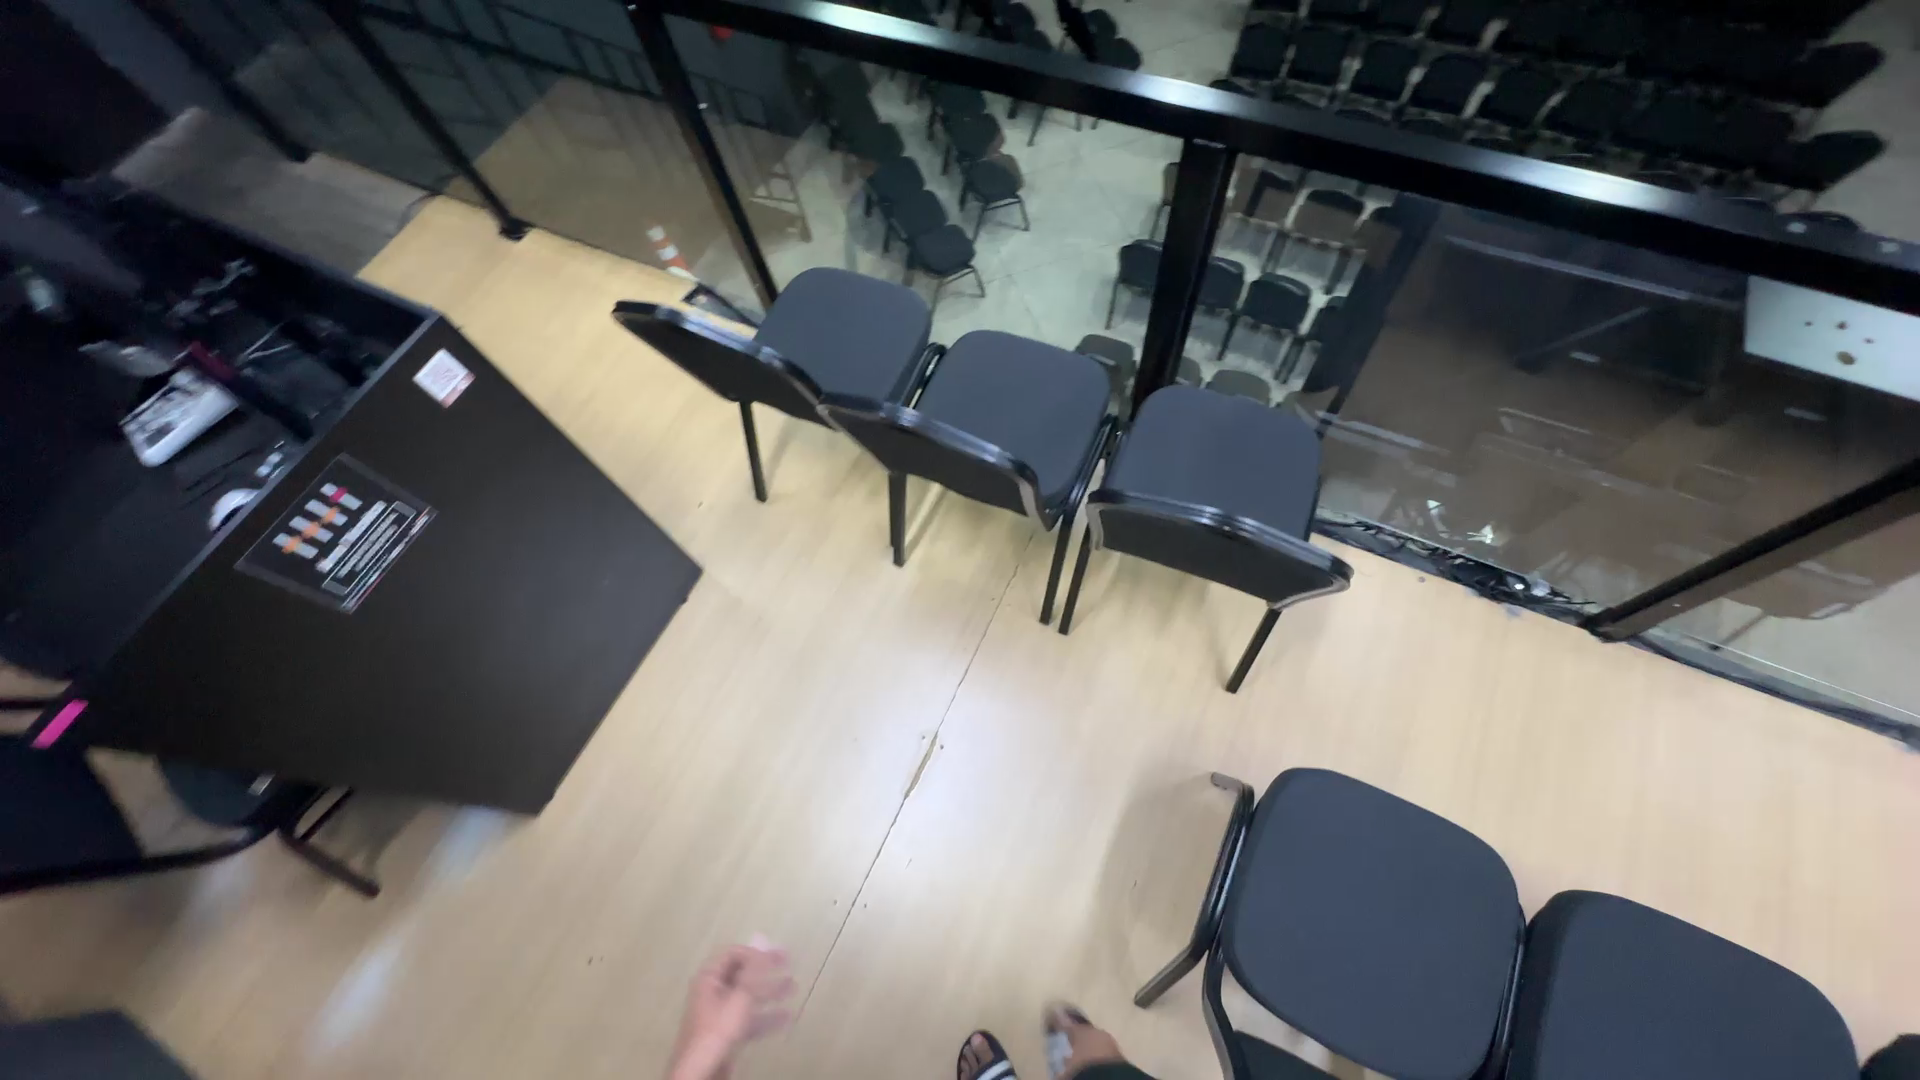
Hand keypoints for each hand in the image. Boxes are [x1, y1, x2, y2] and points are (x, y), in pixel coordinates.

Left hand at [667, 938, 795, 1079]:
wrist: (699, 1074)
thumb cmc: (717, 1030)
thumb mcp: (738, 997)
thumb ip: (752, 970)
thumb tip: (762, 938)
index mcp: (709, 978)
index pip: (733, 953)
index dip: (755, 952)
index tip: (775, 956)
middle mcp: (713, 992)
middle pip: (742, 973)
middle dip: (766, 969)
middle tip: (788, 962)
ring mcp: (720, 1014)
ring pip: (749, 996)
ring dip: (771, 991)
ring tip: (793, 987)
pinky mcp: (727, 1034)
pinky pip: (749, 1018)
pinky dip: (767, 1016)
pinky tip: (786, 1017)